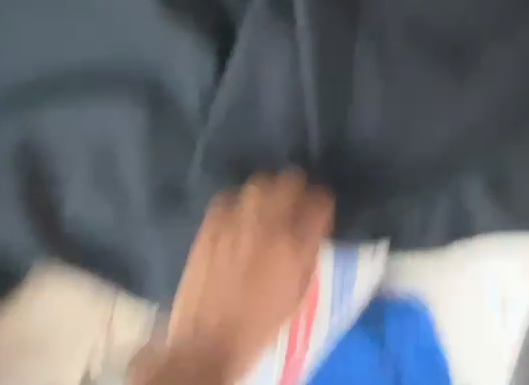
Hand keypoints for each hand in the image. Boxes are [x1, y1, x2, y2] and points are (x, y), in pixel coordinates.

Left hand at [140, 171, 333, 384]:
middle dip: (297, 190)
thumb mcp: (297, 294)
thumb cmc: (258, 327)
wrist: (206, 347)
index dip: (322, 207)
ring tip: (264, 208)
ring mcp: (237, 225)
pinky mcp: (210, 229)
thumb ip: (309, 255)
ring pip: (260, 183)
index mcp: (296, 245)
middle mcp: (269, 227)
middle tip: (293, 206)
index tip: (318, 217)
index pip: (321, 201)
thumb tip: (314, 231)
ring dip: (267, 192)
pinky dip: (236, 203)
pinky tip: (237, 217)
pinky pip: (227, 198)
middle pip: (291, 181)